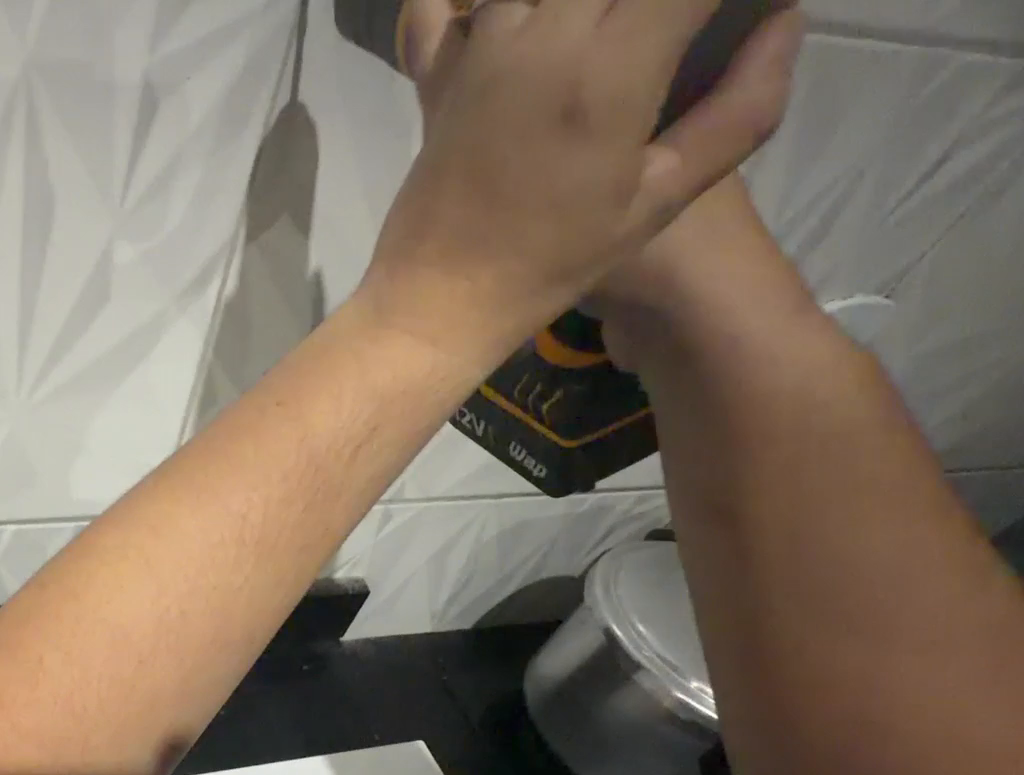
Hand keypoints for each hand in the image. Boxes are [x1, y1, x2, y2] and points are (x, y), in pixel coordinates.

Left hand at [356, 0, 805, 365]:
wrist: (439, 299)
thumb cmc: (550, 262)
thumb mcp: (659, 201)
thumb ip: (738, 111)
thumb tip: (785, 21)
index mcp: (613, 67)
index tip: (725, 12)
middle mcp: (544, 38)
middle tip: (660, 29)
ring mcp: (481, 51)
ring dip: (580, 0)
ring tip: (602, 30)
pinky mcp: (435, 76)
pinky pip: (436, 8)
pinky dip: (459, 1)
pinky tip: (501, 15)